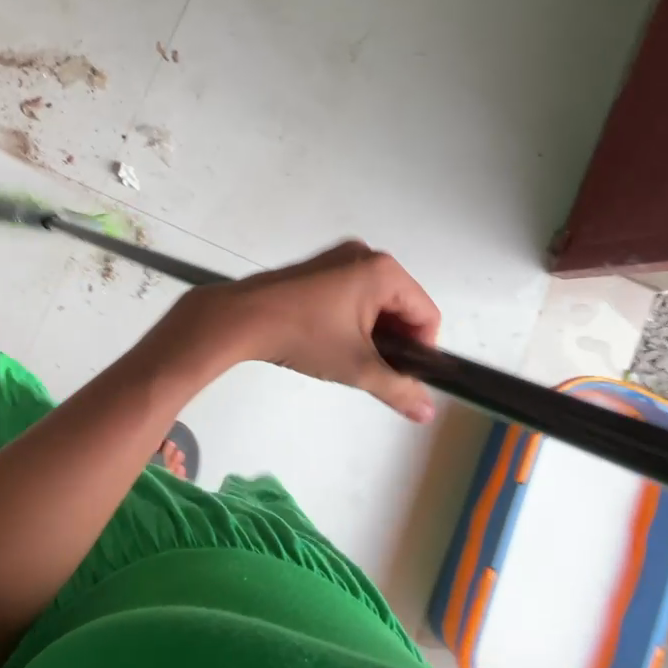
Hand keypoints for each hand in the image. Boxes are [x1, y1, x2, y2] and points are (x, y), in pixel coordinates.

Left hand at [186, 242, 442, 422]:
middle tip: (370, 368)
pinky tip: (329, 341)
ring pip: (374, 303)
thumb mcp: (356, 367)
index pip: (426, 314)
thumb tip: (427, 412)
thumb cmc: (302, 335)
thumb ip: (398, 389)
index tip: (400, 374)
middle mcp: (363, 255)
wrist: (240, 319)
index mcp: (383, 270)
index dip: (421, 350)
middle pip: (401, 306)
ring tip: (347, 357)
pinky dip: (349, 320)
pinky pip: (350, 295)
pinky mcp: (314, 268)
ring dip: (370, 333)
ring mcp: (336, 258)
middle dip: (393, 341)